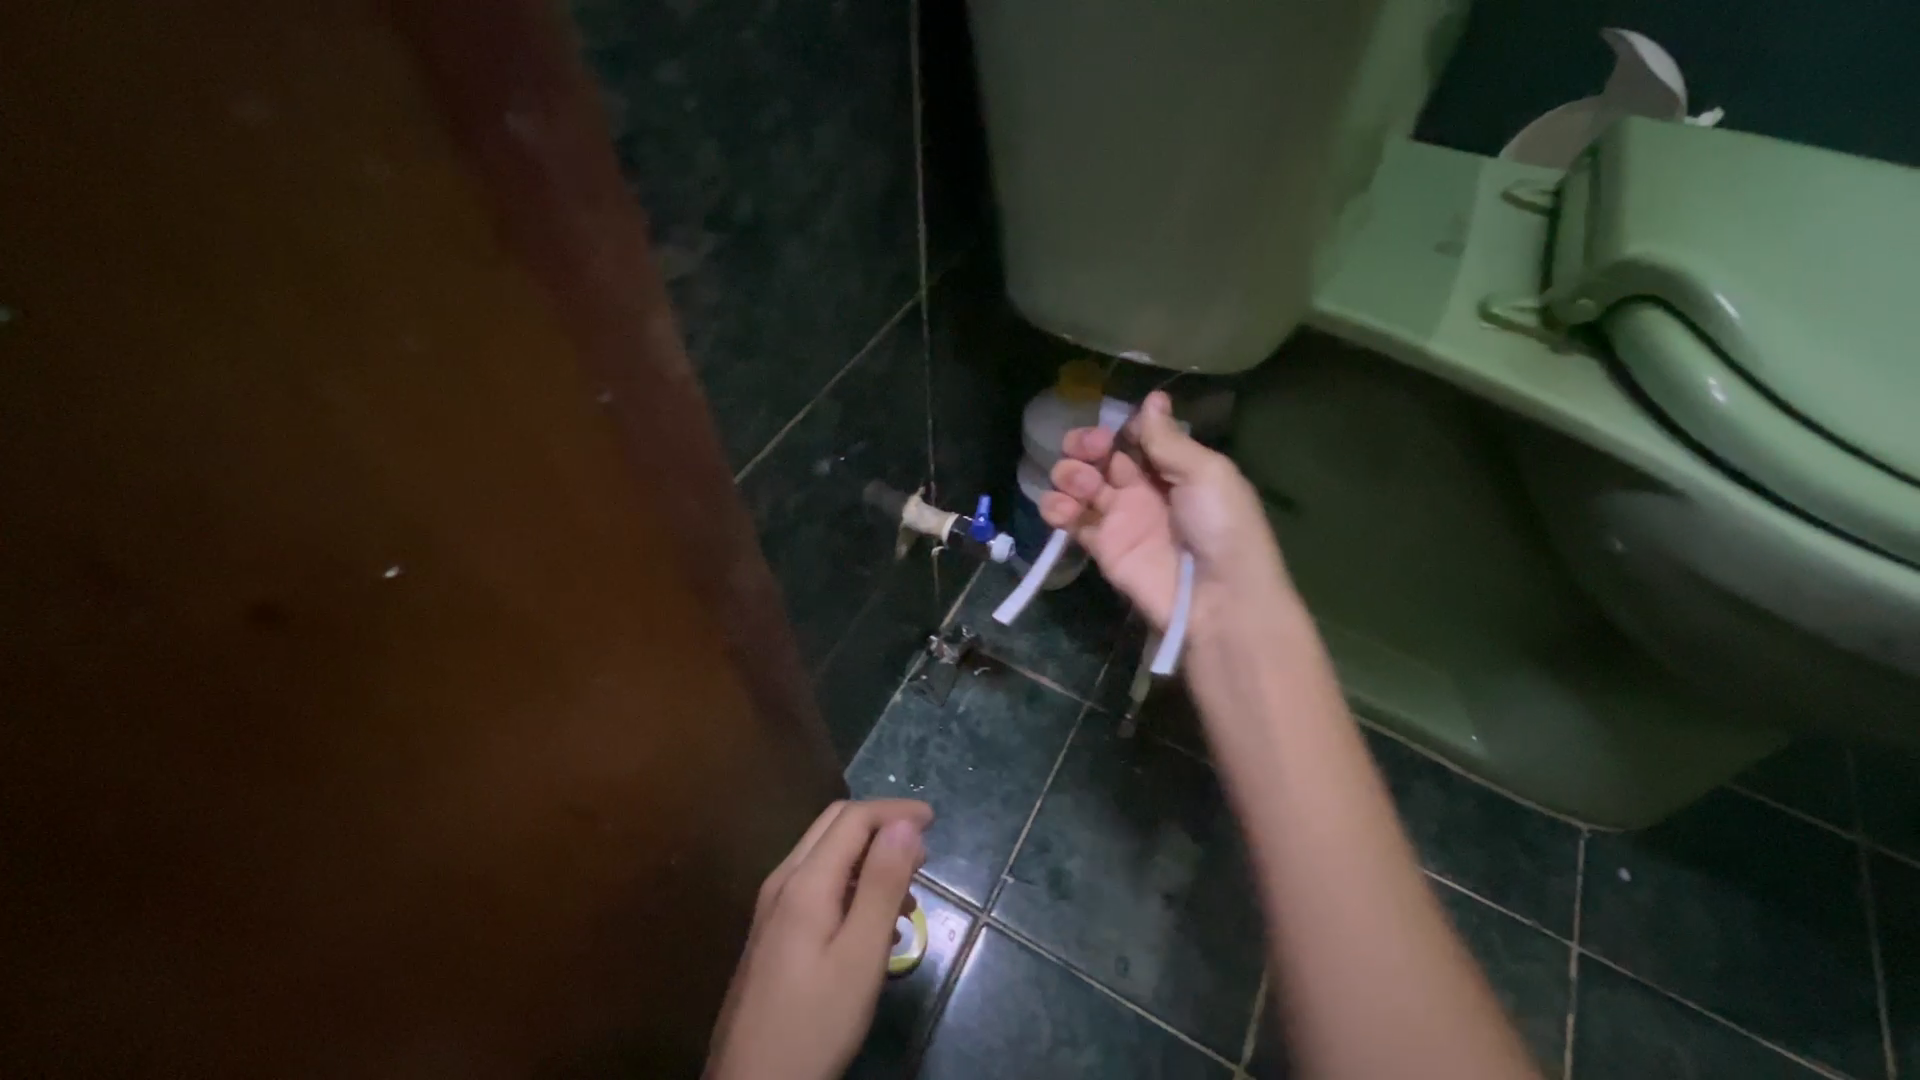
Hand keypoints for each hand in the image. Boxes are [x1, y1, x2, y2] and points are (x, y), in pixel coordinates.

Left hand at [705, 799, 932, 1079]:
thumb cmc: (815, 1023)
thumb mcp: (860, 956)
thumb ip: (882, 885)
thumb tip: (904, 824)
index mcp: (804, 881)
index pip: (853, 818)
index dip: (895, 812)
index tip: (934, 821)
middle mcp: (782, 881)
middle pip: (834, 827)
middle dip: (881, 827)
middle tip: (923, 852)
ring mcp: (772, 907)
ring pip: (825, 855)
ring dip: (868, 857)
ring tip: (907, 896)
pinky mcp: (772, 932)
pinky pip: (815, 884)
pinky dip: (850, 883)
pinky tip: (873, 924)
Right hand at [1039, 390, 1289, 632]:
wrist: (1219, 598)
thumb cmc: (1222, 527)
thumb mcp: (1207, 472)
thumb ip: (1169, 439)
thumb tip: (1153, 397)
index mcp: (1173, 466)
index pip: (1132, 435)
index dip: (1115, 428)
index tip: (1108, 430)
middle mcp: (1143, 487)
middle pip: (1100, 455)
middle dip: (1085, 445)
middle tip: (1089, 452)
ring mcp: (1120, 517)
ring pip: (1079, 483)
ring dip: (1070, 474)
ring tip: (1082, 486)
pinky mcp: (1102, 547)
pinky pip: (1070, 520)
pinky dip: (1056, 509)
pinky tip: (1061, 508)